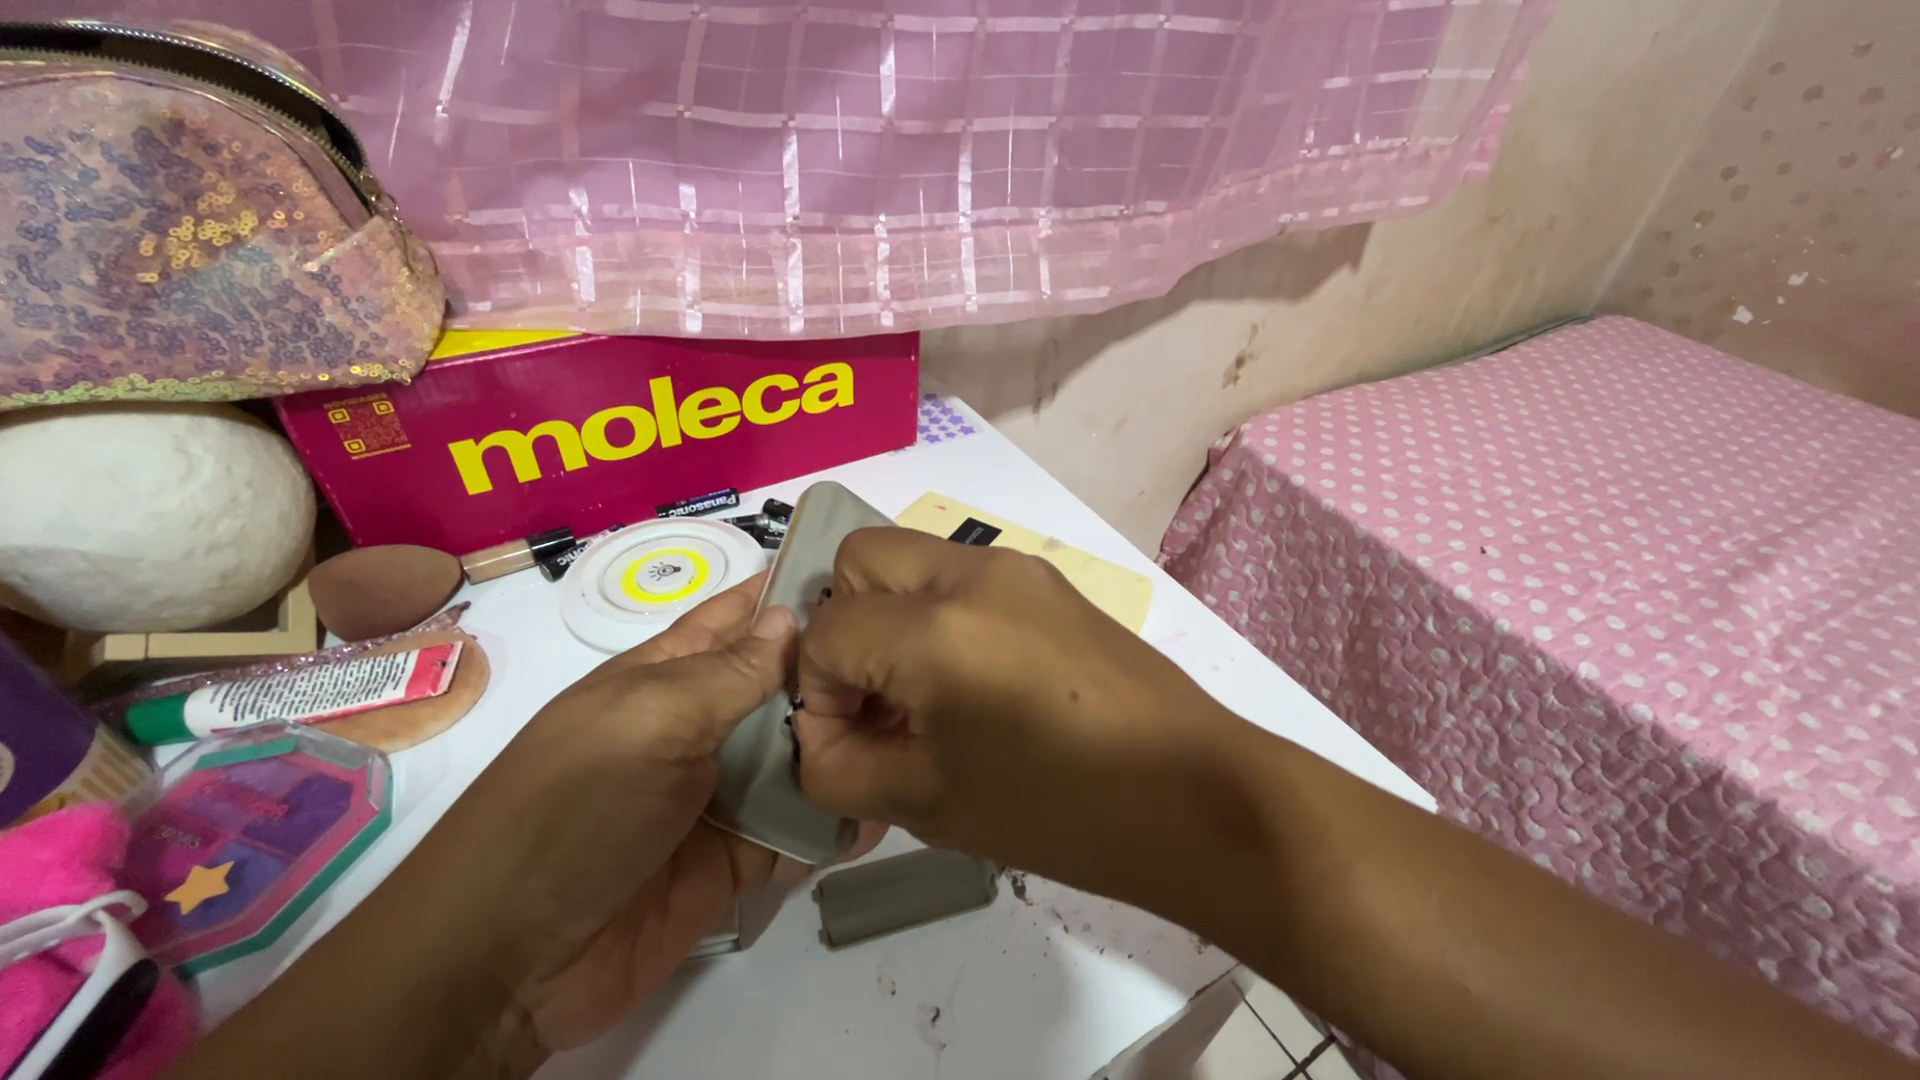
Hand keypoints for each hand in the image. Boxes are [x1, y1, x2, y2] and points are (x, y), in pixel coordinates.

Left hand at [426, 576, 874, 1054]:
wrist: (510, 960)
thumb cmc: (573, 808)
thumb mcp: (648, 720)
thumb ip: (729, 673)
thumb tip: (790, 614)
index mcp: (667, 676)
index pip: (738, 617)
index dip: (792, 593)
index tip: (868, 576)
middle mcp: (700, 726)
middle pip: (783, 686)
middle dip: (840, 672)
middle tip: (915, 662)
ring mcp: (720, 793)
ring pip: (800, 755)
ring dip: (848, 743)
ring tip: (919, 726)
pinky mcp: (740, 856)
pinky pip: (801, 828)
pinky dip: (839, 819)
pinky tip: (887, 805)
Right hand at [792, 529, 1250, 904]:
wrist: (1192, 794)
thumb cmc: (1058, 812)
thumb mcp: (926, 805)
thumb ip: (839, 767)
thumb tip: (817, 733)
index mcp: (935, 629)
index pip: (825, 632)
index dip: (819, 692)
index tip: (852, 741)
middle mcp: (971, 573)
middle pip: (858, 559)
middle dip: (845, 624)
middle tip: (879, 696)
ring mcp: (1016, 568)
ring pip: (911, 558)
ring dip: (892, 615)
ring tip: (927, 694)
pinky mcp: (1048, 580)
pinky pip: (960, 576)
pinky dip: (939, 614)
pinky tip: (977, 682)